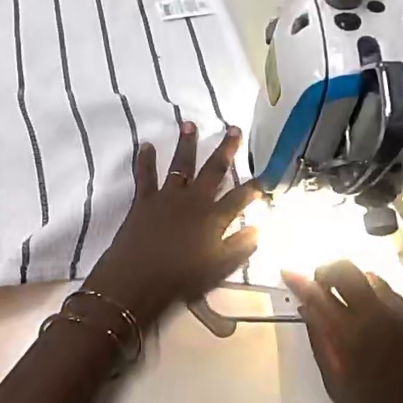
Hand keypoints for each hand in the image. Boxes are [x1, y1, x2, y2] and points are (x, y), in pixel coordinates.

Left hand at [85, 122, 259, 326]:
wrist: (138, 278)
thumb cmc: (181, 278)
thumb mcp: (218, 269)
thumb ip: (240, 248)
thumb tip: (257, 229)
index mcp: (214, 218)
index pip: (240, 198)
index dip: (254, 188)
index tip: (264, 178)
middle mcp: (194, 200)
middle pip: (213, 170)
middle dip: (226, 149)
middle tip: (233, 129)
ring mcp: (168, 197)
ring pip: (181, 164)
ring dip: (186, 144)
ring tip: (189, 124)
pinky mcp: (144, 199)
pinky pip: (144, 175)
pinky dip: (144, 160)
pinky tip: (145, 144)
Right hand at [284, 261, 402, 402]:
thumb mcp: (337, 385)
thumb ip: (321, 343)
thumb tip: (307, 310)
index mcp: (352, 336)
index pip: (318, 295)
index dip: (299, 281)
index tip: (286, 273)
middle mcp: (377, 315)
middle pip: (346, 269)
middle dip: (326, 272)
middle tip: (319, 289)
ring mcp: (402, 314)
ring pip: (369, 276)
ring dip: (352, 283)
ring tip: (346, 305)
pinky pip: (389, 292)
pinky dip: (373, 295)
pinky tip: (371, 318)